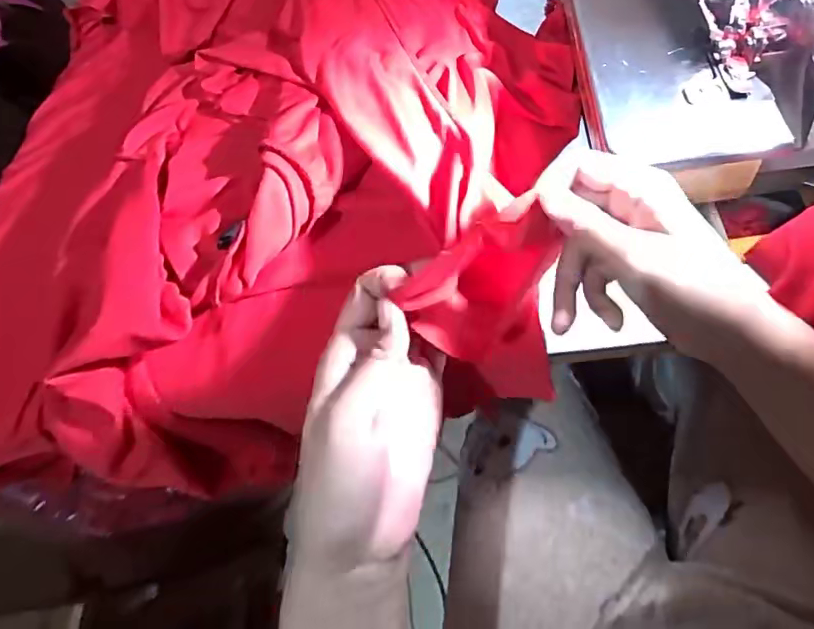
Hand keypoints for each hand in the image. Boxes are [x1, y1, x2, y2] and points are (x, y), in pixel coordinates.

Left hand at [290, 266, 442, 580]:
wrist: (363, 540)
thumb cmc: (340, 477)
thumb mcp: (346, 418)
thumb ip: (374, 361)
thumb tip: (395, 306)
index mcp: (346, 352)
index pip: (364, 297)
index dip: (386, 280)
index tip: (416, 278)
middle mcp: (376, 352)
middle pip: (398, 301)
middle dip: (420, 282)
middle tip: (454, 273)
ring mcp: (404, 369)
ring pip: (422, 319)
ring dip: (441, 301)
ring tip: (470, 285)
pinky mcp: (429, 388)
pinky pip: (441, 348)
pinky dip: (455, 329)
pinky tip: (473, 316)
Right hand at [534, 151, 769, 362]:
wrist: (738, 336)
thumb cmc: (693, 290)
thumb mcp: (634, 258)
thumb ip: (586, 225)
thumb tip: (543, 194)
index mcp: (639, 186)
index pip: (579, 166)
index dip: (550, 189)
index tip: (525, 221)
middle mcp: (633, 201)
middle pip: (575, 211)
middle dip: (562, 255)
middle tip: (538, 282)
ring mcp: (632, 231)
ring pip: (583, 246)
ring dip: (575, 285)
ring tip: (569, 325)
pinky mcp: (632, 259)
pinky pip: (598, 267)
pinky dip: (598, 294)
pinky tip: (614, 321)